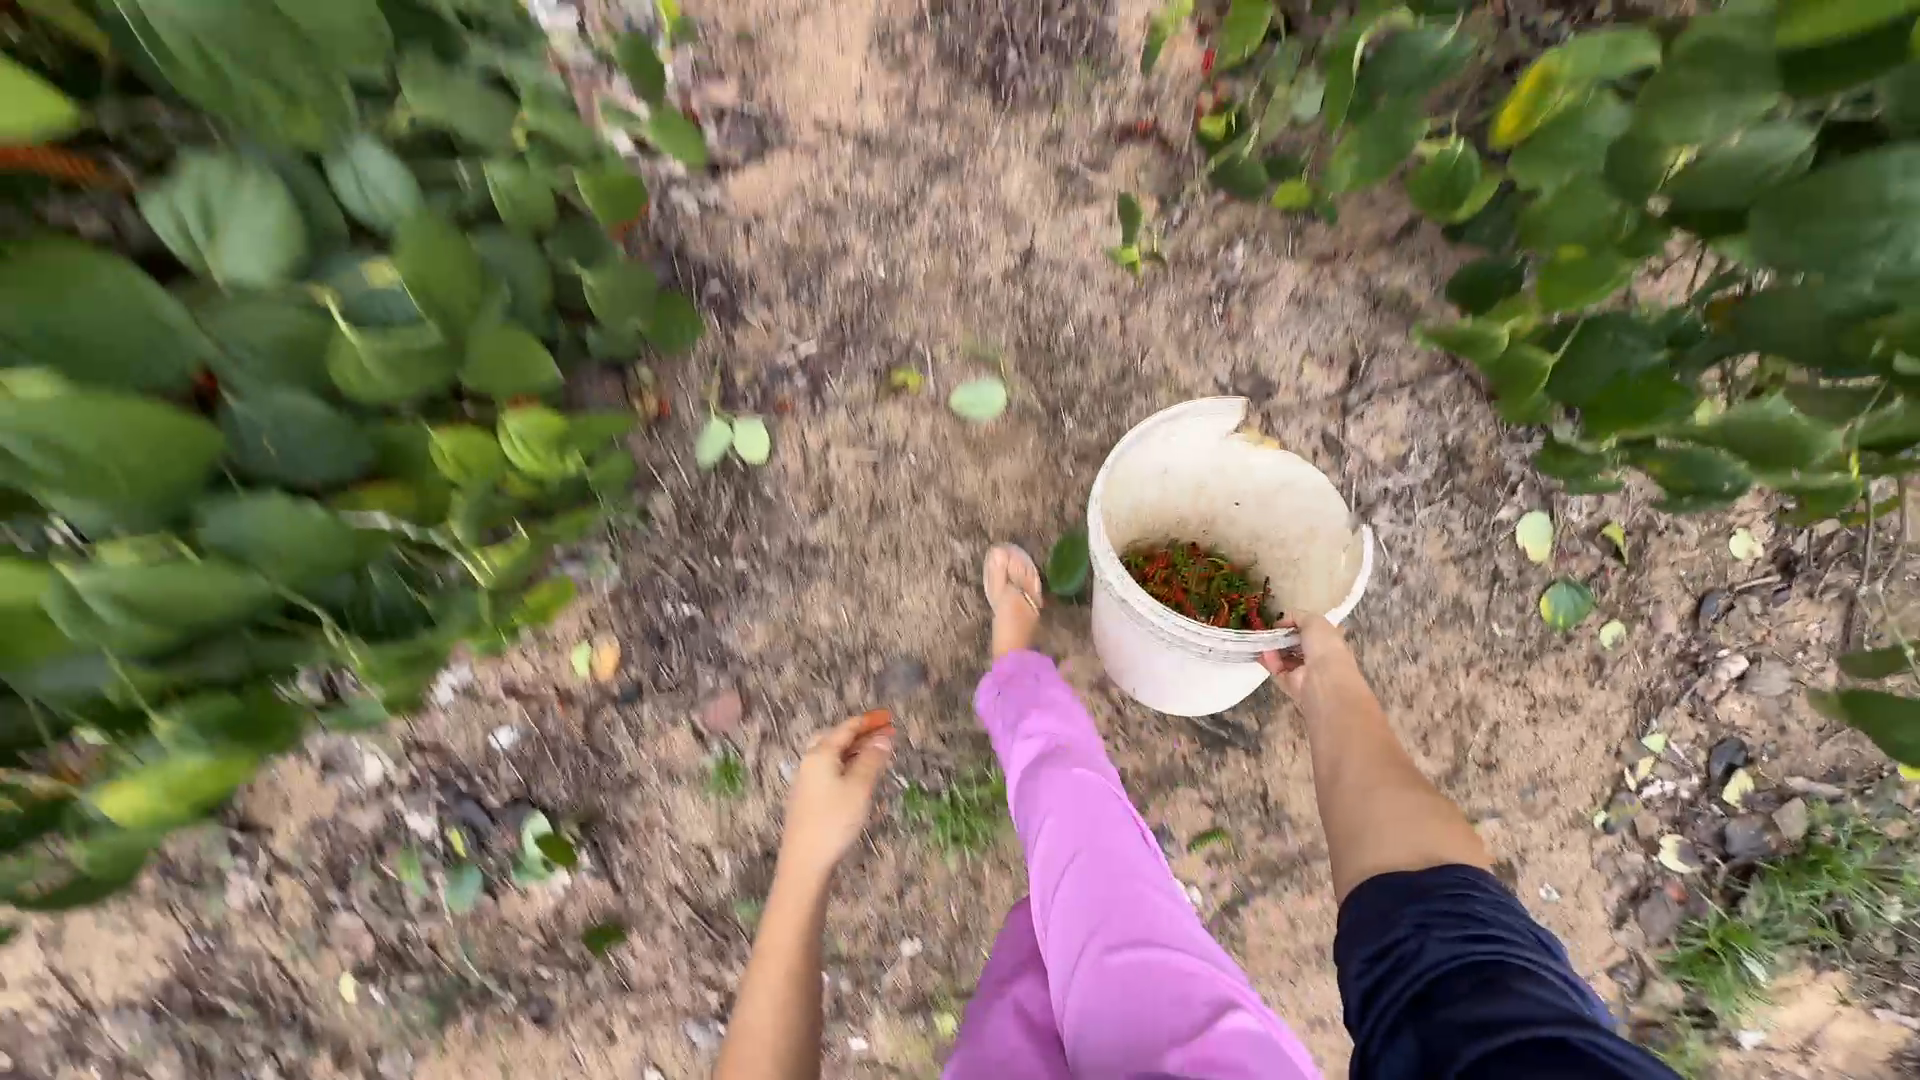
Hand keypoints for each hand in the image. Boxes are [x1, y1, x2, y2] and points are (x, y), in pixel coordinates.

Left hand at [776, 714, 894, 882]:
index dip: (869, 721)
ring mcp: (806, 781)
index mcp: (820, 754)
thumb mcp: (859, 787)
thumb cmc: (834, 821)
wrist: (804, 863)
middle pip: (835, 739)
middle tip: (884, 735)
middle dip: (860, 734)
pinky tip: (859, 777)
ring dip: (854, 750)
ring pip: (832, 756)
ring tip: (877, 754)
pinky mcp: (807, 799)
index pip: (846, 728)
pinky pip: (829, 771)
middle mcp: (810, 763)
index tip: (889, 718)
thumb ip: (872, 759)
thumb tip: (883, 738)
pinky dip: (847, 765)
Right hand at [1258, 614, 1354, 700]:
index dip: (1295, 625)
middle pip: (1294, 645)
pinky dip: (1269, 660)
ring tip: (1261, 639)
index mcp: (1328, 642)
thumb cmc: (1324, 646)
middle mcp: (1317, 657)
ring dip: (1272, 648)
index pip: (1310, 632)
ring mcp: (1303, 671)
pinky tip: (1263, 652)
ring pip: (1283, 657)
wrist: (1323, 678)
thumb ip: (1297, 616)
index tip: (1281, 621)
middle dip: (1280, 637)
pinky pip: (1277, 669)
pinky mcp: (1290, 683)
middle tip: (1267, 630)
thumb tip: (1282, 620)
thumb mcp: (1314, 620)